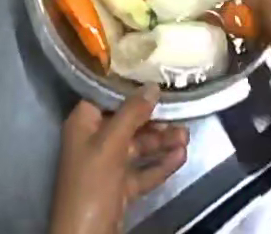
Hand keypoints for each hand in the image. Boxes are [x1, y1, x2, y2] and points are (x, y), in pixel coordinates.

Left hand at [48, 86, 188, 233]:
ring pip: (138, 147)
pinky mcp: (118, 191)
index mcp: (84, 122)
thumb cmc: (91, 185)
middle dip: (154, 119)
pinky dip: (159, 165)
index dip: (132, 88)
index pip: (108, 95)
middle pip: (127, 122)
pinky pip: (142, 172)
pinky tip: (180, 158)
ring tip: (187, 137)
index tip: (157, 80)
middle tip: (180, 113)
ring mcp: (106, 167)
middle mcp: (93, 140)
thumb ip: (132, 113)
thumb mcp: (110, 144)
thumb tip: (153, 86)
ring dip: (161, 142)